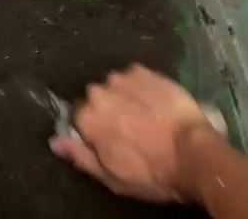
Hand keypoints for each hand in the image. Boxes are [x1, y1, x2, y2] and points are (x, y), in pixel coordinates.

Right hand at [51, 64, 223, 204]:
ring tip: (146, 116)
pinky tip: (156, 104)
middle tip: (130, 129)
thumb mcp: (112, 177)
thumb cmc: (151, 172)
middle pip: (97, 98)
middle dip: (108, 110)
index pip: (80, 117)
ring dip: (124, 97)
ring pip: (115, 86)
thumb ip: (80, 156)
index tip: (111, 140)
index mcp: (87, 117)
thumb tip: (54, 141)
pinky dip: (141, 88)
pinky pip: (135, 77)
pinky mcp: (143, 70)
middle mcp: (98, 91)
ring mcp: (121, 77)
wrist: (192, 152)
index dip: (95, 130)